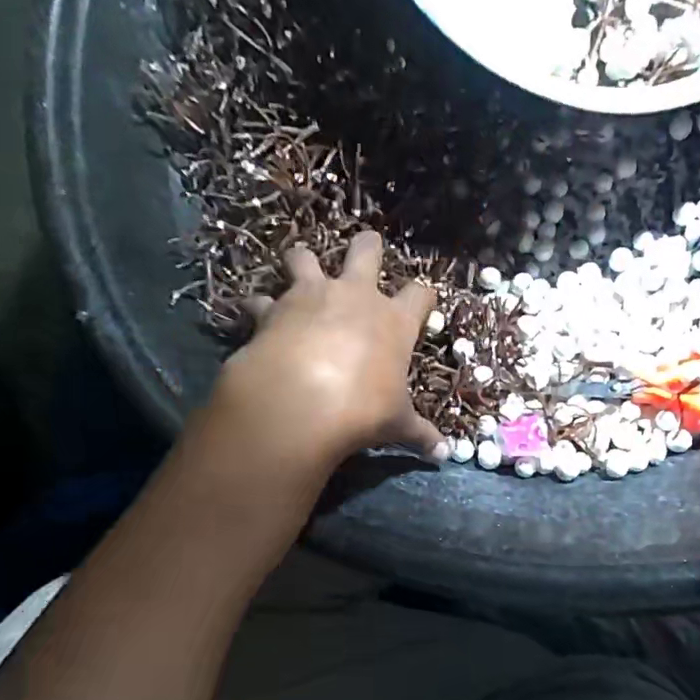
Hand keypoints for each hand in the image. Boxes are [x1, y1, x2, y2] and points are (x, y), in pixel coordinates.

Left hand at [213, 230, 444, 466]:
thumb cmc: (363, 408)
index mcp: (394, 320)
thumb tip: (445, 455)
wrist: (303, 400)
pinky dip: (257, 307)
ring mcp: (312, 296)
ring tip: (299, 266)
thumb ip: (420, 434)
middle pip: (365, 251)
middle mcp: (355, 297)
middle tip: (367, 244)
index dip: (423, 297)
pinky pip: (261, 299)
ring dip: (302, 260)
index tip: (424, 300)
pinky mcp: (273, 309)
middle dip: (368, 246)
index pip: (419, 295)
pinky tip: (253, 315)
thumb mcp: (397, 423)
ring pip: (304, 257)